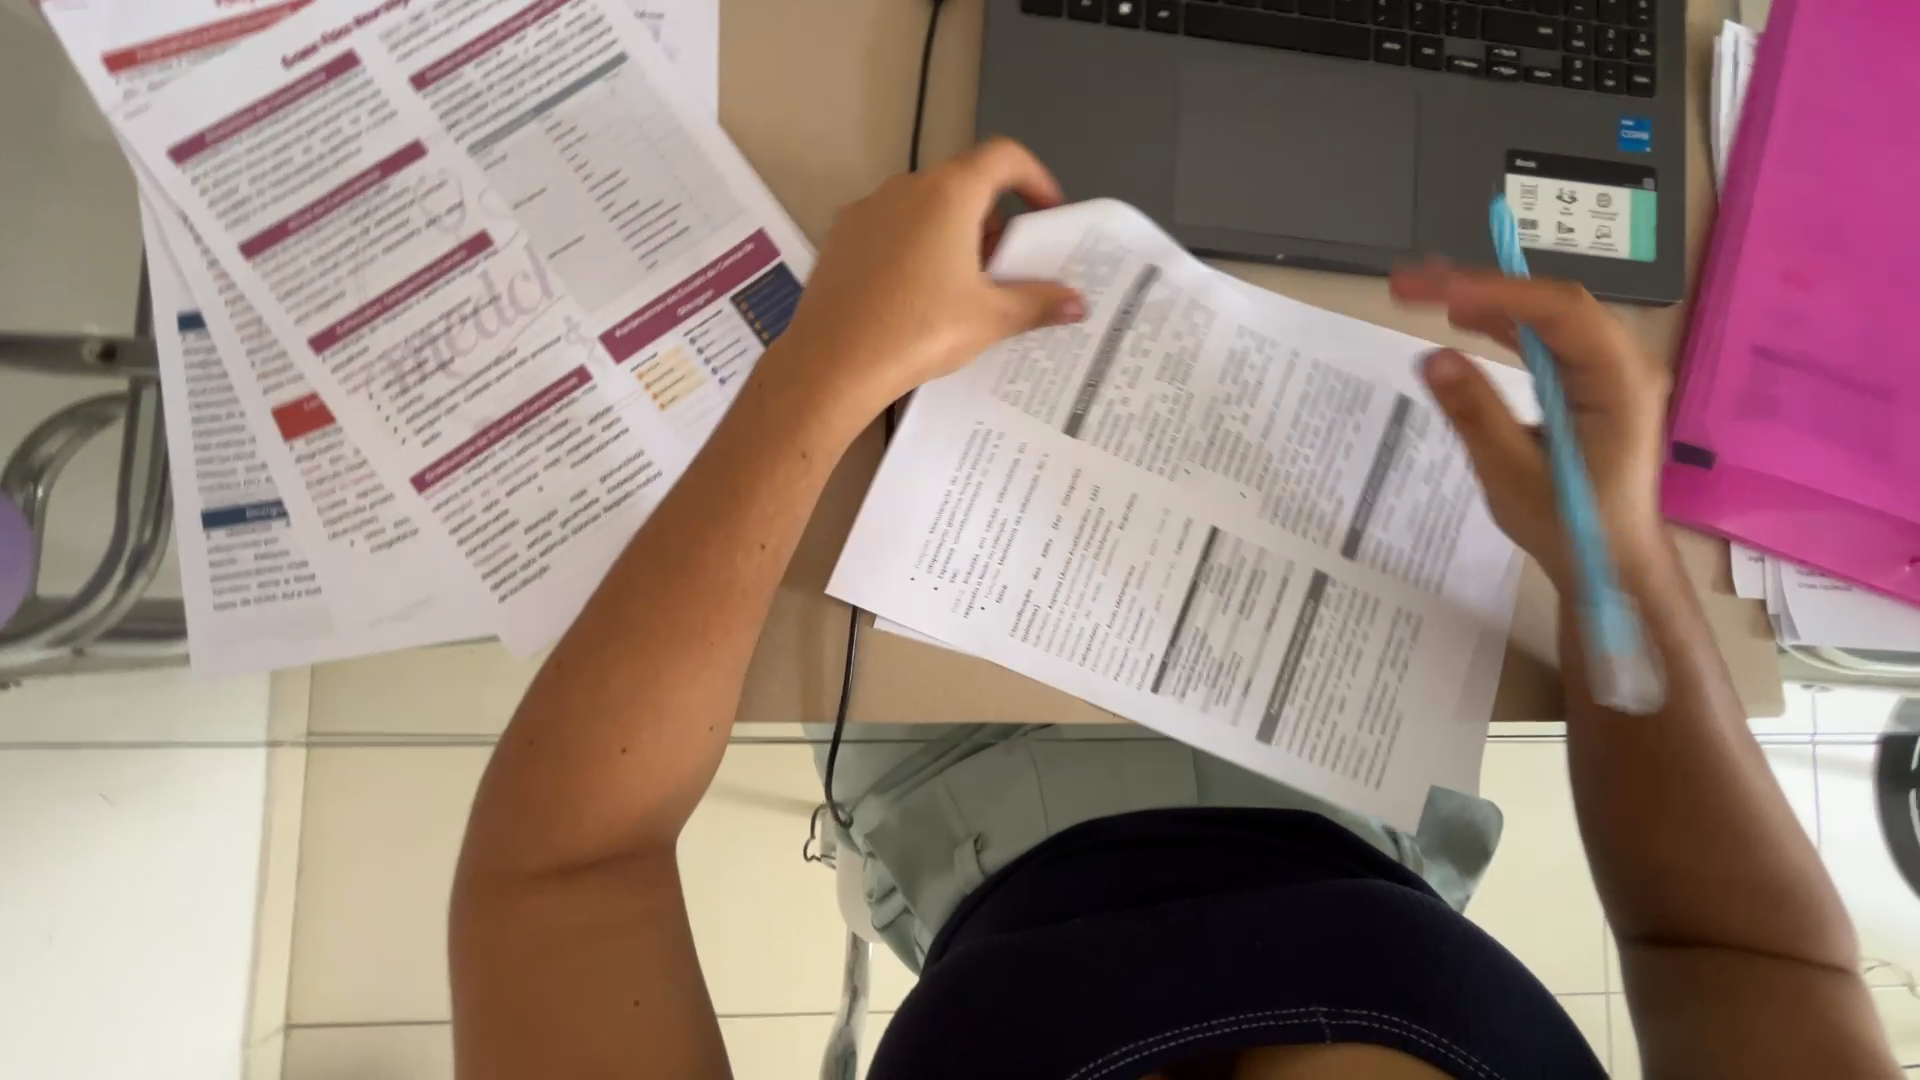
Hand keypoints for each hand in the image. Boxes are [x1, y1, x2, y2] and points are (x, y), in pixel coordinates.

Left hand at [770, 138, 1085, 415]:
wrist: (834, 363)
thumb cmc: (919, 331)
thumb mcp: (989, 319)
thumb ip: (1038, 304)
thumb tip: (1077, 303)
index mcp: (949, 193)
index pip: (1004, 157)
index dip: (1035, 180)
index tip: (1047, 215)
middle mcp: (905, 188)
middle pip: (963, 185)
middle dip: (993, 220)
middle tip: (1006, 267)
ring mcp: (867, 211)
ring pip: (924, 209)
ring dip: (953, 235)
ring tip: (963, 288)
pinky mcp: (841, 239)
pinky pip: (891, 231)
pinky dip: (915, 248)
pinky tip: (915, 297)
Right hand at [1390, 262, 1671, 587]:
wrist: (1607, 559)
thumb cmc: (1567, 523)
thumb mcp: (1511, 471)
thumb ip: (1475, 411)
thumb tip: (1432, 357)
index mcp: (1618, 380)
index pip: (1559, 312)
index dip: (1497, 294)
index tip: (1435, 294)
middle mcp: (1618, 362)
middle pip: (1550, 303)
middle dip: (1479, 285)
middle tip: (1410, 284)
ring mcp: (1602, 372)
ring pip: (1543, 317)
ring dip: (1484, 300)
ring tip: (1423, 293)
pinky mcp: (1583, 385)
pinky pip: (1542, 341)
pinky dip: (1500, 326)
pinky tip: (1464, 321)